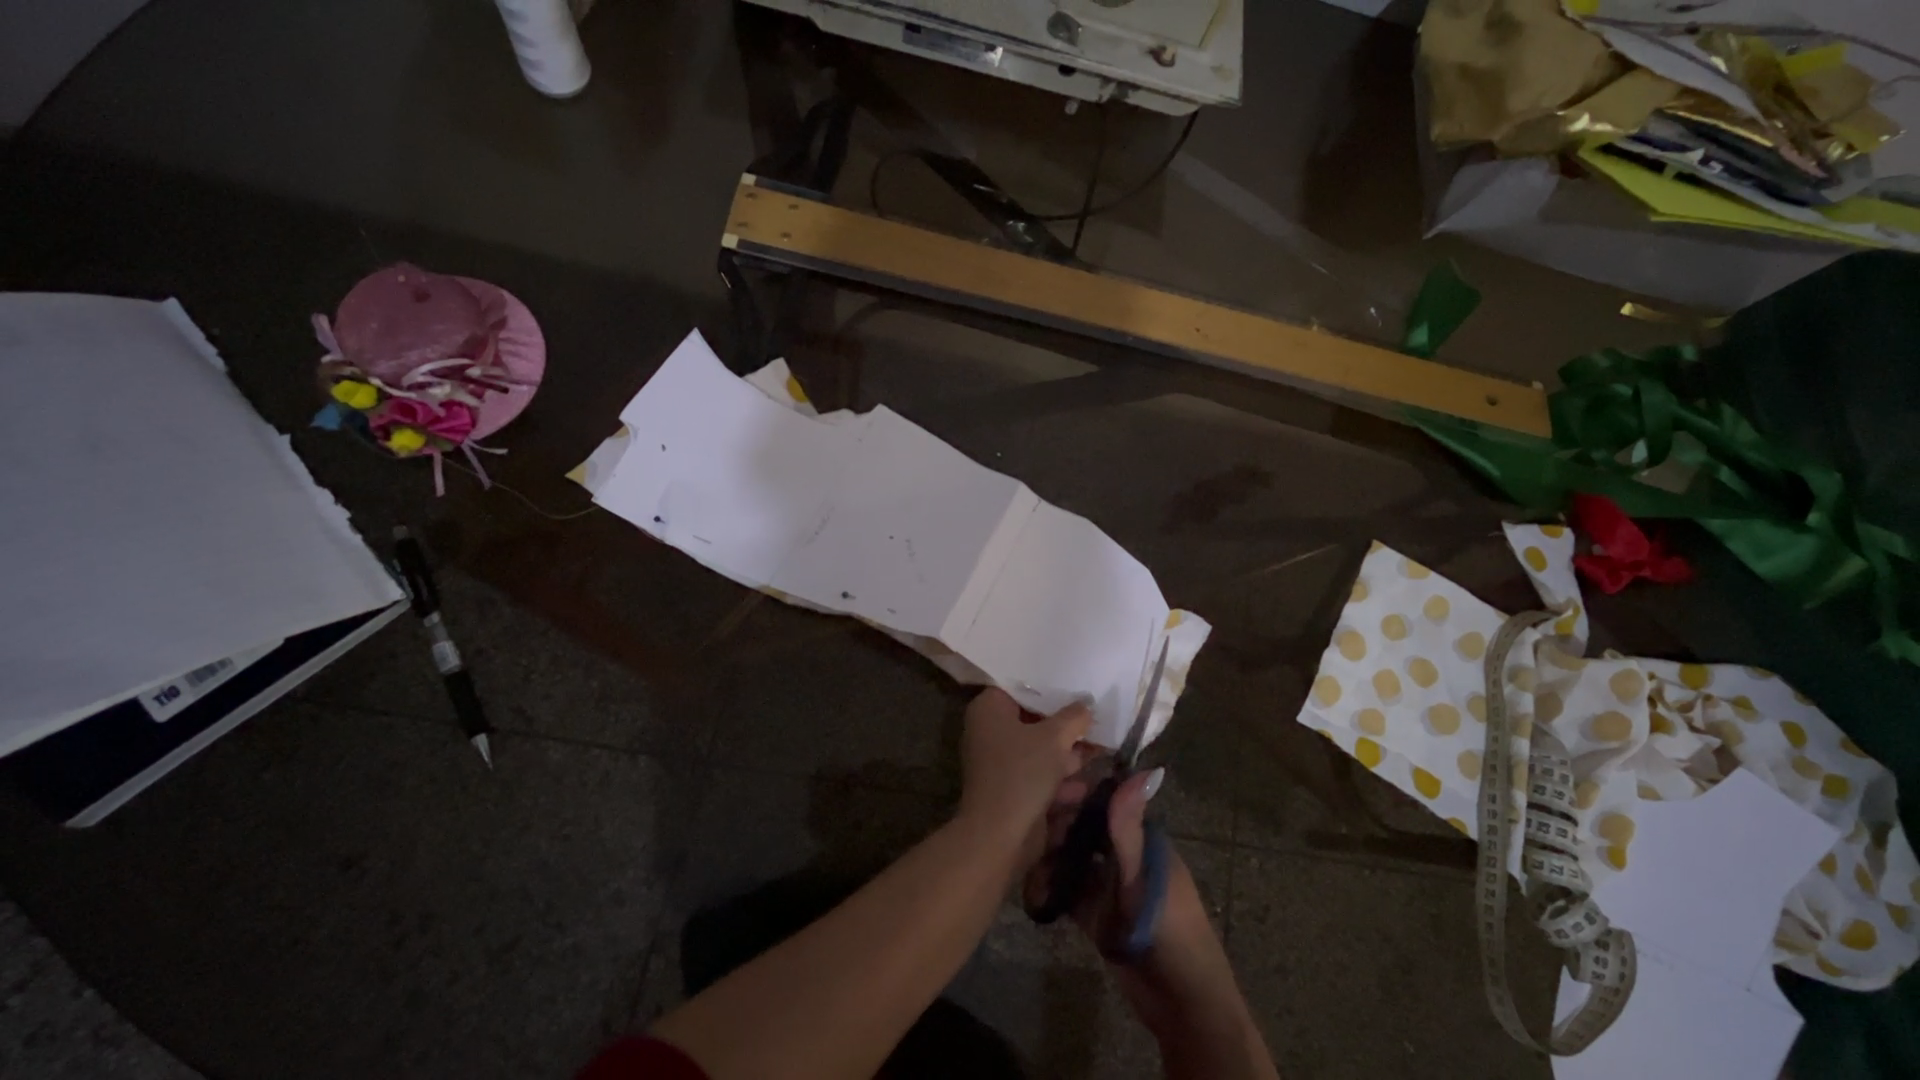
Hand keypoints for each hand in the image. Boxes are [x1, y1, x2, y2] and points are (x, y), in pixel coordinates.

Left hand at [958, 689, 1091, 842]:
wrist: (1000, 834)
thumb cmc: (1022, 772)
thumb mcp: (1055, 737)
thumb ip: (1074, 717)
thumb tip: (1087, 705)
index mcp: (989, 710)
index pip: (1020, 687)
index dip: (1050, 688)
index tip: (1078, 688)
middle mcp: (989, 732)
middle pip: (1033, 720)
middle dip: (1066, 725)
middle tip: (1097, 719)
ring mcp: (999, 762)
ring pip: (1040, 749)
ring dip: (1068, 753)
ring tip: (1102, 749)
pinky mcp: (1011, 788)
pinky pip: (1039, 774)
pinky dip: (1060, 777)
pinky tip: (1086, 783)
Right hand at [1025, 769, 1206, 963]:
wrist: (1181, 1003)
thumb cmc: (1170, 929)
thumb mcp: (1145, 876)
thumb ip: (1130, 828)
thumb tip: (1140, 769)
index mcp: (1144, 842)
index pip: (1107, 804)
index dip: (1078, 795)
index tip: (1048, 794)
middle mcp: (1125, 859)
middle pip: (1085, 830)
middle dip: (1058, 828)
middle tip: (1029, 835)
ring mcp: (1110, 888)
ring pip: (1072, 861)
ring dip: (1050, 860)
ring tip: (1025, 865)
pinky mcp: (1097, 917)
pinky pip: (1068, 894)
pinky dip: (1051, 891)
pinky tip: (1031, 893)